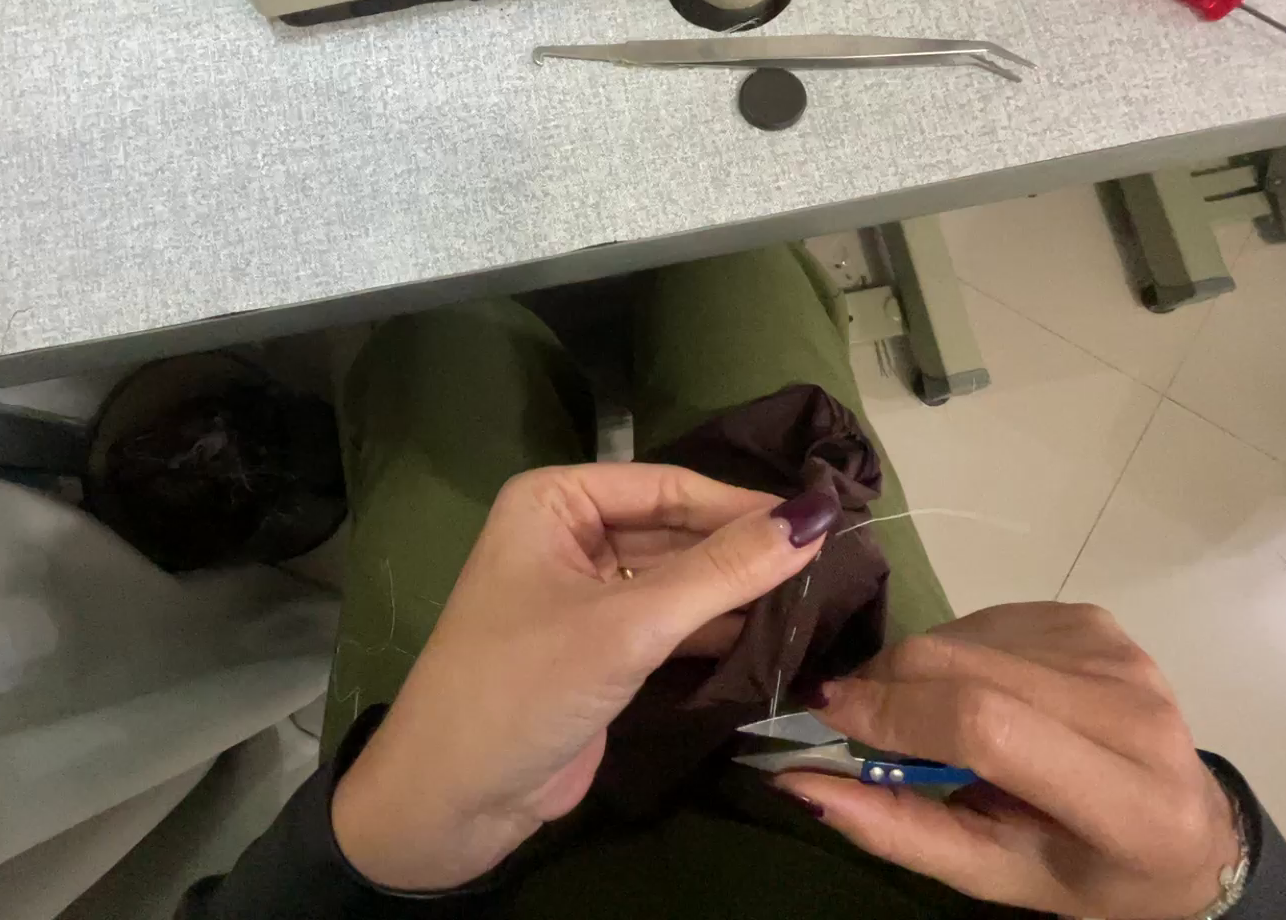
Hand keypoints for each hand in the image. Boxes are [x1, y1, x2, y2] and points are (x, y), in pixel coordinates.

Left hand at [331, 464, 832, 889]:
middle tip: (830, 558)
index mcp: (554, 500)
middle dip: (739, 548)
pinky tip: (770, 633)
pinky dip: (711, 626)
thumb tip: (813, 516)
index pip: (665, 486)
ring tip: (816, 594)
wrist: (454, 799)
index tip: (824, 518)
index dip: (742, 503)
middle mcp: (567, 533)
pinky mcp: (597, 642)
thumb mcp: (628, 623)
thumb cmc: (527, 684)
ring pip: (672, 576)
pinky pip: (665, 618)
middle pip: (671, 529)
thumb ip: (721, 571)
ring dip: (732, 589)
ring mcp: (582, 590)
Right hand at [778, 602, 1239, 919]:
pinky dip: (950, 654)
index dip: (893, 711)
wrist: (1181, 823)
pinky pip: (978, 622)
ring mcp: (1113, 652)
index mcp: (1132, 801)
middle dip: (884, 683)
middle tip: (855, 713)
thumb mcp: (996, 874)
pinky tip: (977, 687)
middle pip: (959, 667)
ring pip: (957, 637)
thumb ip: (897, 829)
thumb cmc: (1085, 867)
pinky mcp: (1090, 619)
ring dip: (915, 671)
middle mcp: (1133, 711)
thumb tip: (792, 782)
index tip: (824, 709)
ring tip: (931, 713)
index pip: (986, 726)